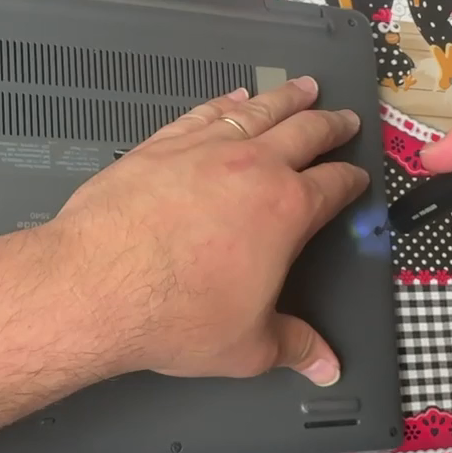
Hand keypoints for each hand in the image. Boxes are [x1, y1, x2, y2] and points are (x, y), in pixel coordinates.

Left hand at [39, 77, 367, 385]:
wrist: (95, 288)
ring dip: (286, 98)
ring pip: (259, 110)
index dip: (351, 181)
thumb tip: (324, 364)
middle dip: (330, 124)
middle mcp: (250, 169)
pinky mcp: (162, 146)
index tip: (356, 179)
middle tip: (343, 118)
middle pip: (305, 132)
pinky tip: (233, 98)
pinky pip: (205, 112)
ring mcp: (204, 150)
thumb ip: (295, 348)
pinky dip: (225, 102)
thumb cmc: (170, 314)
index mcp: (285, 211)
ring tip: (304, 89)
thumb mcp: (248, 347)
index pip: (333, 186)